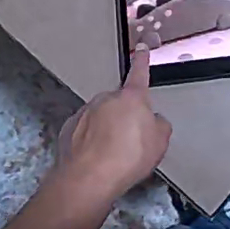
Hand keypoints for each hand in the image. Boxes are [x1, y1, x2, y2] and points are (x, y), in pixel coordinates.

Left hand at [47, 50, 171, 207]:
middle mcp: (106, 100)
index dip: (142, 61)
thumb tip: (154, 123)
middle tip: (132, 140)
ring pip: (101, 117)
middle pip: (120, 103)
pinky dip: (91, 141)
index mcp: (131, 98)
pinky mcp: (69, 129)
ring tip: (114, 154)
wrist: (90, 178)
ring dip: (108, 130)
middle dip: (125, 117)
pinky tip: (97, 158)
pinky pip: (85, 131)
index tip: (142, 50)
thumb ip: (159, 125)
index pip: (139, 73)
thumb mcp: (160, 142)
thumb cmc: (125, 158)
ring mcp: (85, 113)